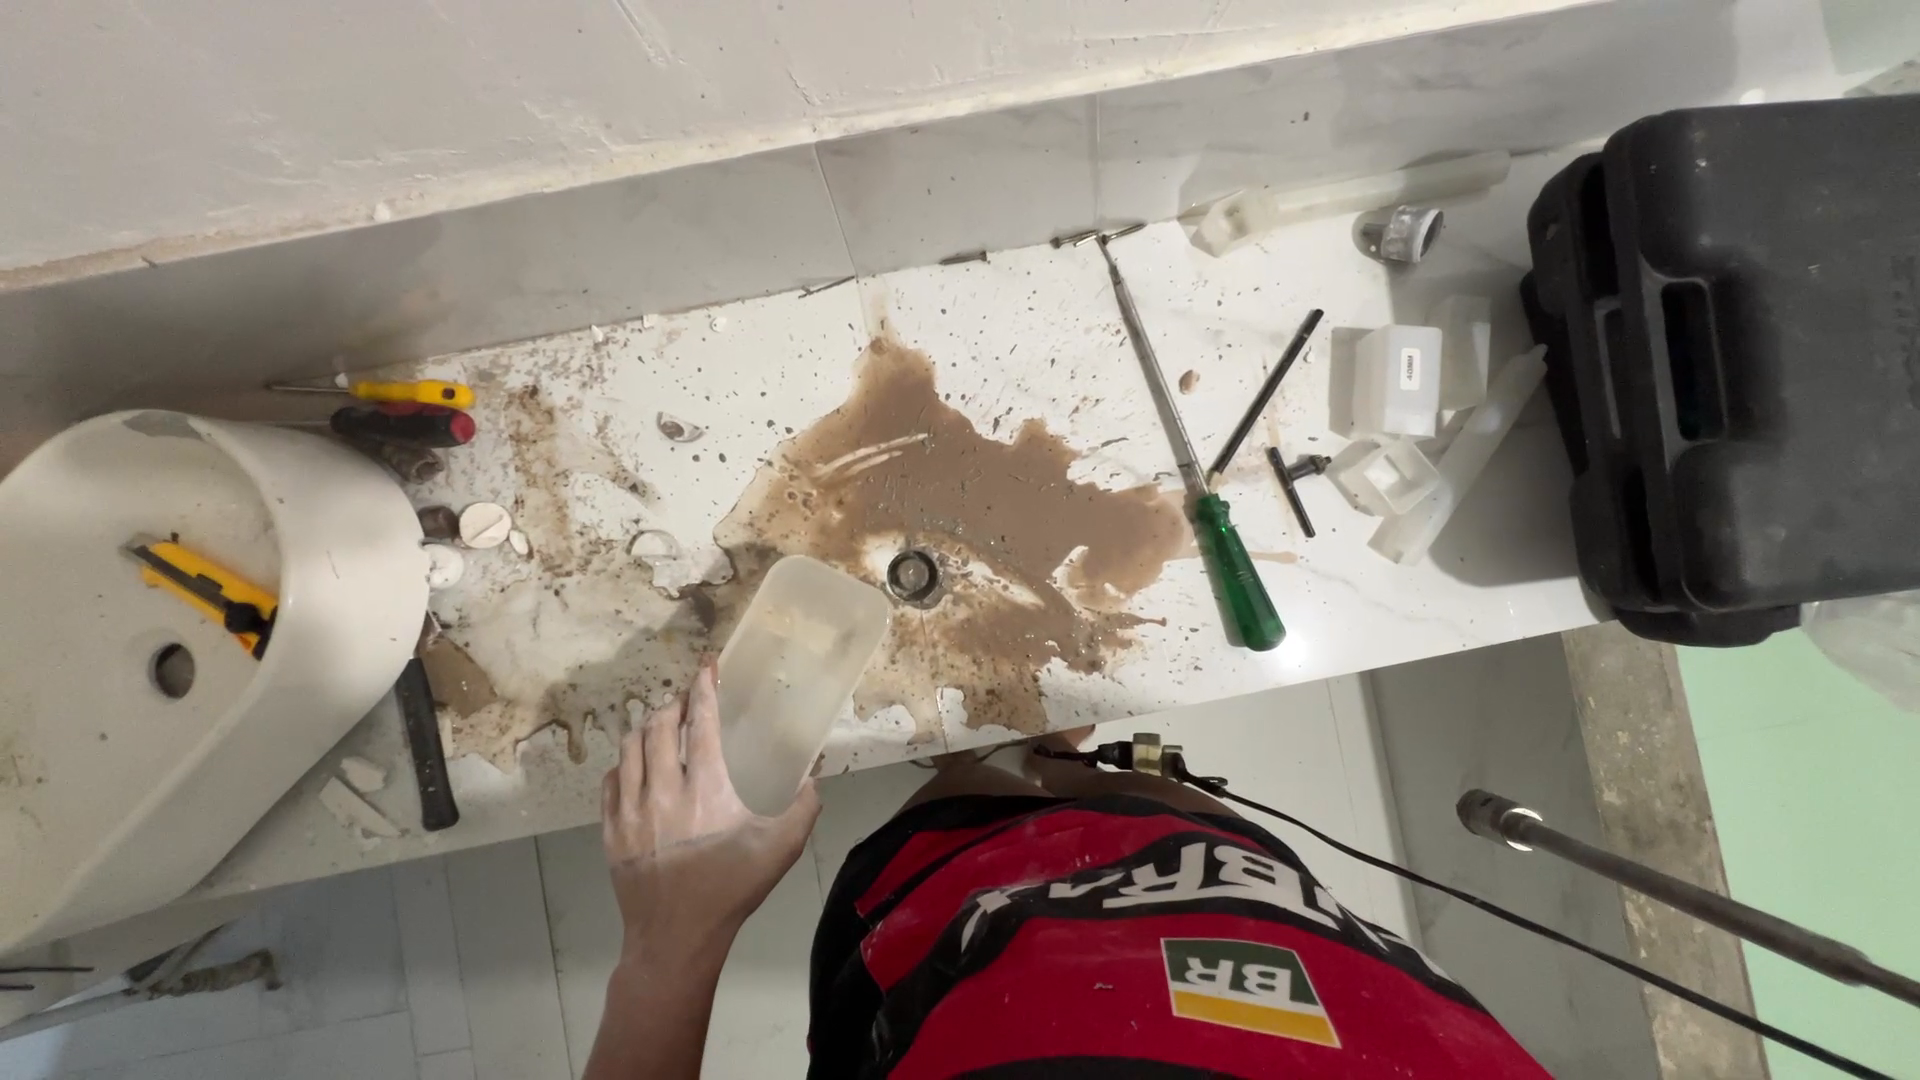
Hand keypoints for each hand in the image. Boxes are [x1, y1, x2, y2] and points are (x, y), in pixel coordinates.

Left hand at [600, 658, 820, 963]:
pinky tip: (637, 766)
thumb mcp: (782, 849)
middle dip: (673, 705)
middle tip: (687, 703)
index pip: (699, 724)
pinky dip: (624, 763)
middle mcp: (662, 791)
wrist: (676, 939)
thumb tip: (813, 777)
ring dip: (646, 728)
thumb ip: (804, 808)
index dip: (703, 689)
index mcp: (705, 790)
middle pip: (657, 727)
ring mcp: (630, 812)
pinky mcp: (609, 832)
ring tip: (662, 728)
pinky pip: (609, 781)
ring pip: (629, 749)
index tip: (707, 667)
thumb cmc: (731, 889)